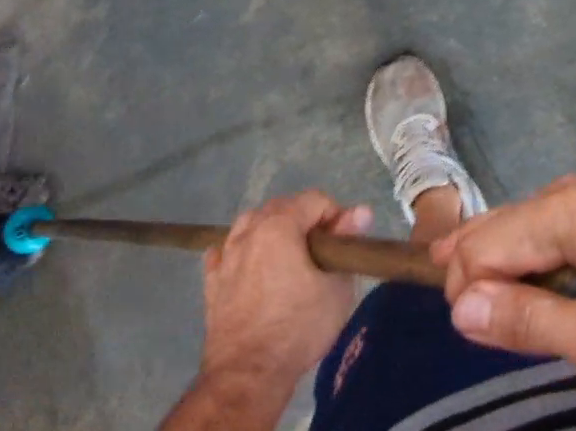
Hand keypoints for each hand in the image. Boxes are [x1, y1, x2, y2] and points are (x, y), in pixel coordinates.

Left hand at [199, 191, 372, 380]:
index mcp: (279, 226)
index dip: (336, 217)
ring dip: (270, 230)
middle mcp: (248, 233)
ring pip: (248, 225)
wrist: (248, 374)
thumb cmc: (299, 326)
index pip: (315, 200)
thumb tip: (363, 211)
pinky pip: (223, 253)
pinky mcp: (211, 284)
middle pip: (281, 207)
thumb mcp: (337, 285)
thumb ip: (347, 242)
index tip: (343, 245)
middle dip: (305, 220)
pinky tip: (247, 266)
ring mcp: (225, 258)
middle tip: (322, 251)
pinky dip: (238, 252)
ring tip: (287, 256)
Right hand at [432, 176, 575, 397]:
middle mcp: (565, 193)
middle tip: (484, 331)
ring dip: (496, 273)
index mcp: (565, 213)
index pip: (483, 246)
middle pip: (492, 231)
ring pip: (510, 231)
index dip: (470, 294)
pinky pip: (533, 233)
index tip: (483, 337)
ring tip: (495, 317)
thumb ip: (525, 321)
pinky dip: (519, 264)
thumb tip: (460, 308)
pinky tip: (518, 293)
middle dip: (476, 279)